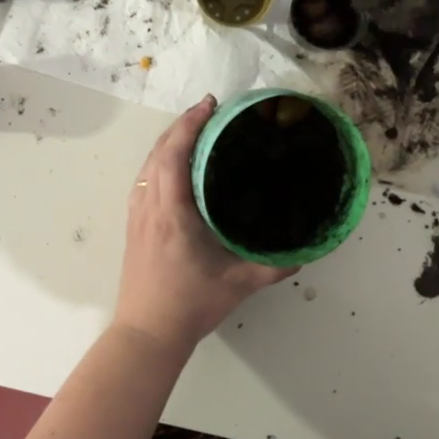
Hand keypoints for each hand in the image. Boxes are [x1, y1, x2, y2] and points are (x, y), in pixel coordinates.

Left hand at [113, 96, 296, 354]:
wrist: (146, 334)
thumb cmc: (189, 305)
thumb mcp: (238, 284)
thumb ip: (273, 266)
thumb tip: (305, 251)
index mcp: (173, 213)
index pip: (174, 154)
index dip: (190, 124)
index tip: (210, 104)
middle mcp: (150, 206)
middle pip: (159, 150)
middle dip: (182, 124)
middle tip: (210, 109)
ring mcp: (138, 214)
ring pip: (148, 163)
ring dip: (169, 140)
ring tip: (196, 128)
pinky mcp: (134, 224)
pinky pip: (144, 178)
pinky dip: (160, 159)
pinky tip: (177, 164)